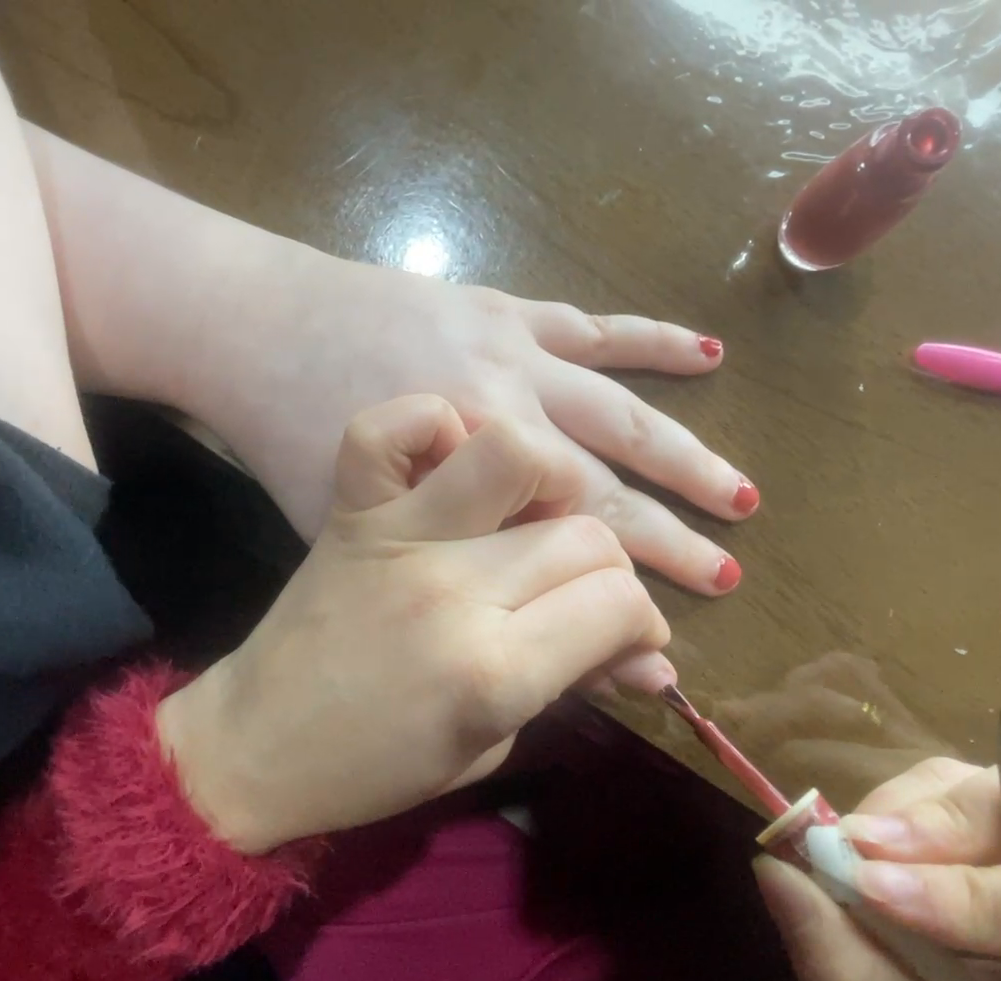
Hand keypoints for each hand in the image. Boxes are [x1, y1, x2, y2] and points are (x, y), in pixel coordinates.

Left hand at [157, 395, 673, 853]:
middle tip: (583, 596)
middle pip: (582, 533)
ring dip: (548, 474)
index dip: (641, 621)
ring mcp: (398, 538)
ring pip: (511, 452)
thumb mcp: (488, 745)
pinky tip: (450, 459)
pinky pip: (387, 429)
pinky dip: (428, 423)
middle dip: (607, 568)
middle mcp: (453, 589)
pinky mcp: (350, 512)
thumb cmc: (374, 768)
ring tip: (538, 513)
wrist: (254, 747)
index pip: (618, 602)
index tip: (628, 639)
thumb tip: (650, 660)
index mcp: (494, 671)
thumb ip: (568, 685)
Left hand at [182, 251, 754, 595]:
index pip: (572, 561)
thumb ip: (424, 577)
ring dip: (686, 457)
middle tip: (729, 578)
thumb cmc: (286, 448)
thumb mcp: (349, 542)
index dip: (621, 602)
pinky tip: (706, 355)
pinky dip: (648, 342)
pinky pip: (589, 328)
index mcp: (466, 493)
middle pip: (609, 494)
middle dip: (672, 540)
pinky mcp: (501, 313)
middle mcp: (505, 430)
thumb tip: (531, 646)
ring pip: (619, 416)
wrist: (255, 334)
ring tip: (744, 495)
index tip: (659, 643)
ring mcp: (509, 365)